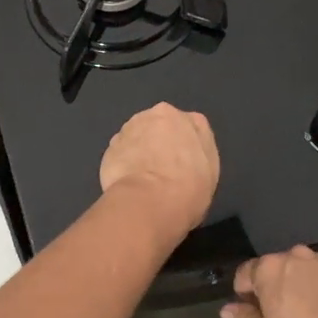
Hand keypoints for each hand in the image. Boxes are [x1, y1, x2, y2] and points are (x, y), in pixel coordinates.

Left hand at [98, 103, 219, 239]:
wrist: (148, 201)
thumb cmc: (188, 187)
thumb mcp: (209, 167)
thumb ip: (198, 147)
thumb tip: (187, 144)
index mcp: (181, 117)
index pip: (185, 126)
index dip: (184, 146)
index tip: (184, 165)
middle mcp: (152, 116)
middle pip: (156, 128)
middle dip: (158, 144)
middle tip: (164, 171)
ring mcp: (126, 131)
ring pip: (135, 139)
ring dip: (139, 152)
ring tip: (145, 180)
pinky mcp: (108, 150)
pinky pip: (120, 156)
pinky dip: (124, 166)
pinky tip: (130, 185)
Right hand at [219, 245, 317, 317]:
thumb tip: (226, 309)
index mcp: (269, 268)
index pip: (244, 274)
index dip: (246, 296)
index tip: (258, 316)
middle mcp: (293, 255)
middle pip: (272, 270)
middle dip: (272, 288)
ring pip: (299, 271)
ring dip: (297, 286)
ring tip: (307, 314)